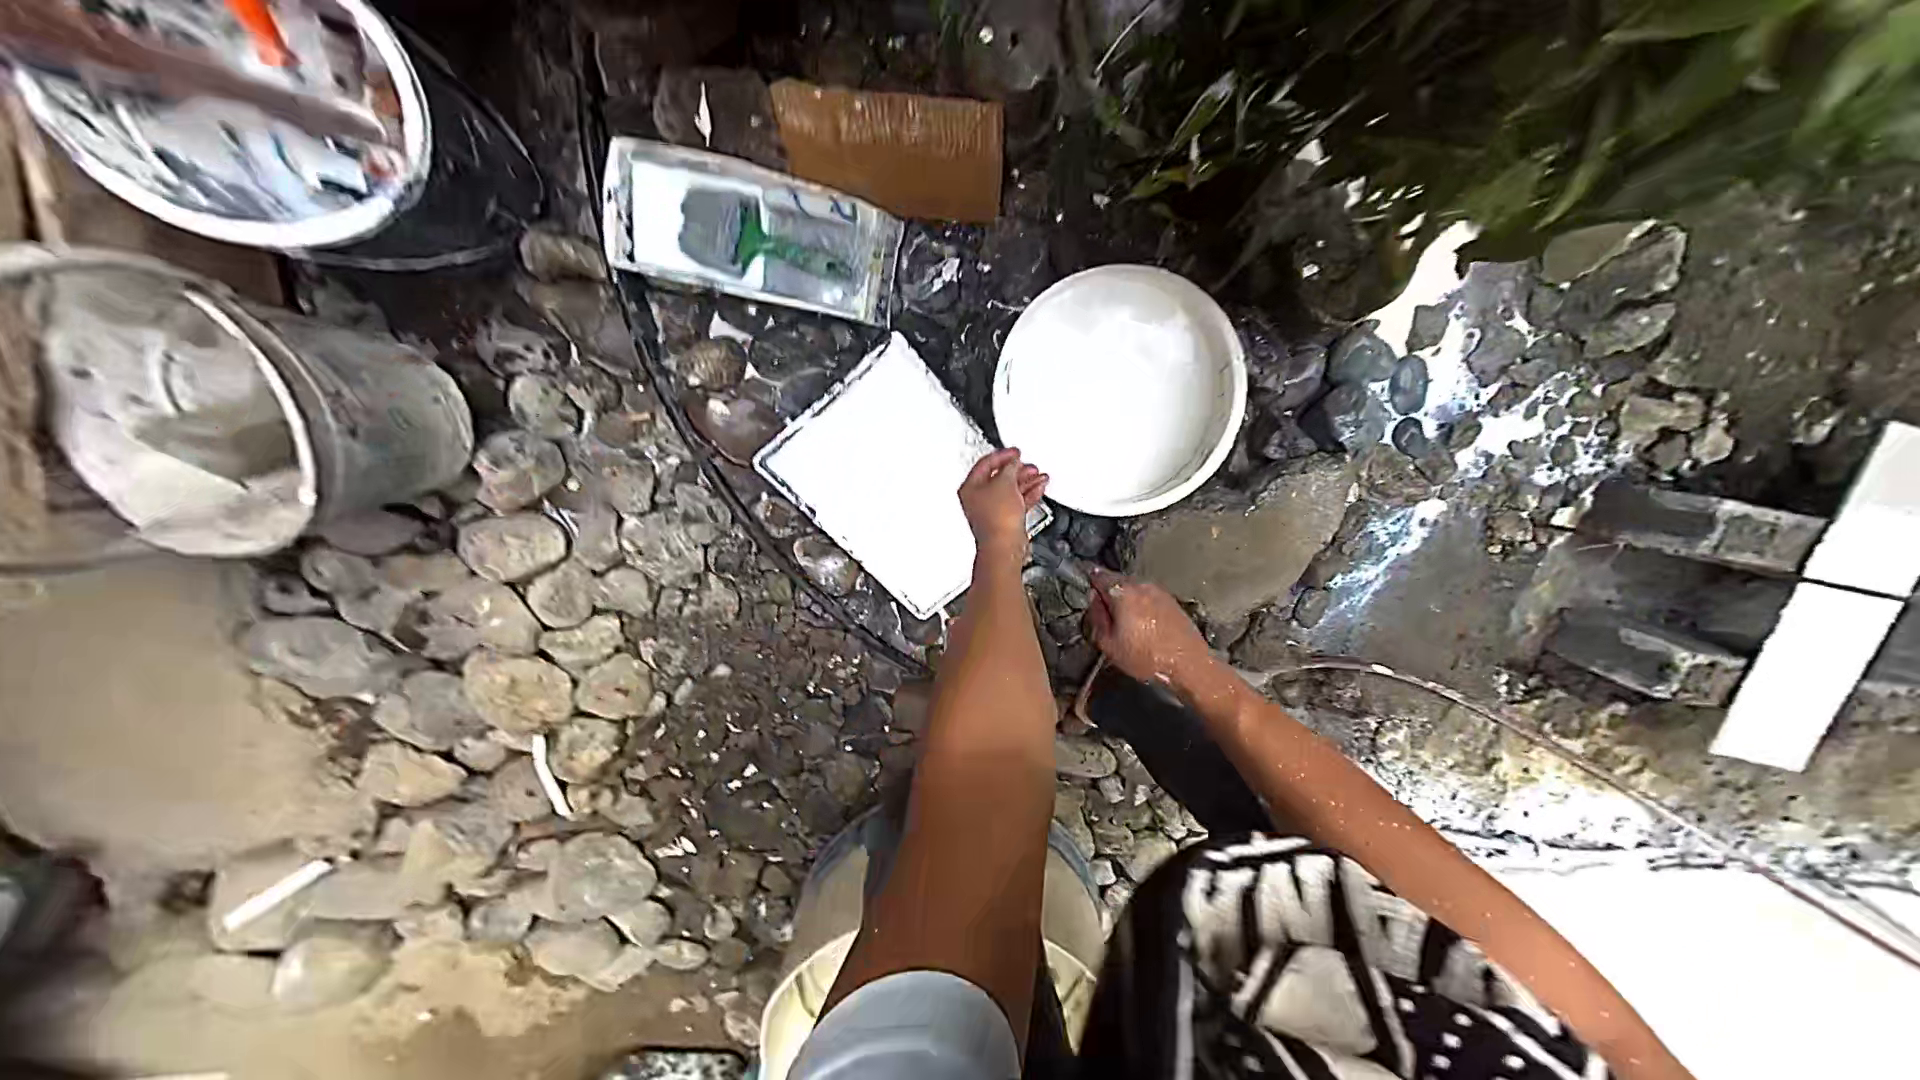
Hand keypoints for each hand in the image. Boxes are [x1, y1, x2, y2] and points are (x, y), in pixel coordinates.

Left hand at [959, 447, 1046, 568]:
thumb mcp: (1005, 482)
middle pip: (999, 478)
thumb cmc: (997, 518)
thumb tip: (1013, 462)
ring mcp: (992, 511)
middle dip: (1016, 470)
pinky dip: (1028, 494)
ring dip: (1025, 481)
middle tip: (1027, 464)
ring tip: (1039, 475)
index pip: (986, 464)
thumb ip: (1010, 468)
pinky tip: (1039, 487)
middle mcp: (978, 499)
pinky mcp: (1005, 521)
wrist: (1005, 545)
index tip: (1015, 451)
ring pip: (1010, 490)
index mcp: (970, 487)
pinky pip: (1017, 502)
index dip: (1002, 455)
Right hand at [1083, 568, 1212, 689]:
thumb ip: (1096, 617)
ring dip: (1126, 600)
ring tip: (1125, 624)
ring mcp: (1159, 591)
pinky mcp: (1172, 601)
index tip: (1087, 594)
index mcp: (1122, 592)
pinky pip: (1148, 598)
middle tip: (1105, 614)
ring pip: (1134, 589)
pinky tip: (1143, 625)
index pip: (1098, 574)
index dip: (1089, 583)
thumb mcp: (1109, 644)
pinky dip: (1142, 606)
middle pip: (1117, 580)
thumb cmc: (1146, 657)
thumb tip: (1093, 600)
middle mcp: (1141, 585)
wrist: (1188, 665)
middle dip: (1108, 593)